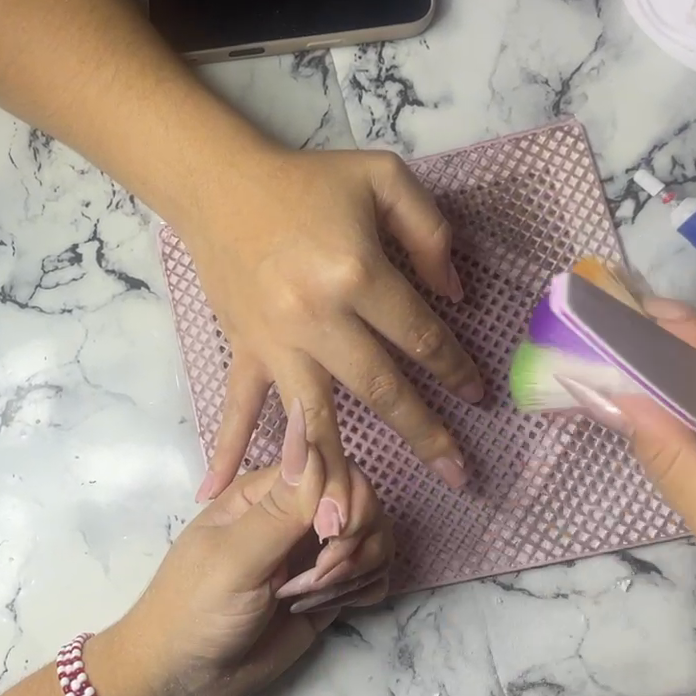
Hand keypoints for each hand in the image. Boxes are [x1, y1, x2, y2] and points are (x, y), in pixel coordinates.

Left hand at [85, 404, 393, 695]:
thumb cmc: (196, 609)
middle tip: (316, 581)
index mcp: (267, 493)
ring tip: (309, 599)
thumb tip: (305, 420)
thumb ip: (282, 505)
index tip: (330, 537)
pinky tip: (337, 606)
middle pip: (362, 503)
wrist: (186, 678)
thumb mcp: (235, 558)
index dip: (345, 500)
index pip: (334, 470)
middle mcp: (295, 516)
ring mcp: (313, 553)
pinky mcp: (328, 590)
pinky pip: (374, 574)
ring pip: (373, 539)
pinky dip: (367, 588)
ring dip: (356, 570)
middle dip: (352, 542)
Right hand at [182, 147, 485, 542]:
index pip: (421, 336)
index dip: (455, 368)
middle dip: (423, 434)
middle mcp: (318, 321)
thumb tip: (456, 295)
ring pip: (316, 416)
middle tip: (459, 475)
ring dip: (340, 467)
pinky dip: (227, 448)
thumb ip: (430, 233)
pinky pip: (240, 407)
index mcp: (358, 275)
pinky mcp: (246, 352)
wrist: (222, 186)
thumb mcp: (384, 178)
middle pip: (380, 389)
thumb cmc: (307, 183)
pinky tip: (216, 489)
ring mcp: (276, 344)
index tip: (479, 397)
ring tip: (357, 516)